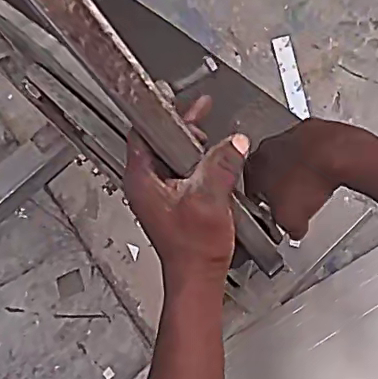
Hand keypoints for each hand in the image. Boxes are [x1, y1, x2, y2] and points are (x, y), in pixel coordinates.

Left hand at [122, 97, 250, 284]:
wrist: (199, 277)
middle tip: (204, 120)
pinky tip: (217, 168)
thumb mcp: (210, 198)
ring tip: (215, 147)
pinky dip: (200, 166)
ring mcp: (160, 195)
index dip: (164, 114)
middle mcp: (146, 185)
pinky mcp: (174, 203)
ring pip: (175, 158)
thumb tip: (235, 143)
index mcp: (142, 180)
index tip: (180, 102)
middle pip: (161, 142)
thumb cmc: (194, 248)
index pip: (143, 132)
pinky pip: (185, 174)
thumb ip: (222, 164)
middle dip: (185, 130)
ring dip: (195, 149)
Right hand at [244, 119, 362, 239]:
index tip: (273, 214)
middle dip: (280, 188)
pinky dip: (314, 160)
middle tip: (295, 202)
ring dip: (296, 172)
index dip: (263, 208)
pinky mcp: (310, 130)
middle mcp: (266, 149)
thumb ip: (286, 228)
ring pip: (288, 159)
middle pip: (268, 174)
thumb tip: (293, 231)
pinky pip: (309, 149)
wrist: (336, 154)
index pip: (250, 194)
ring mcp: (288, 136)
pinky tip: (323, 173)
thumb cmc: (310, 181)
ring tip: (311, 187)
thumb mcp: (292, 220)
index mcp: (253, 169)